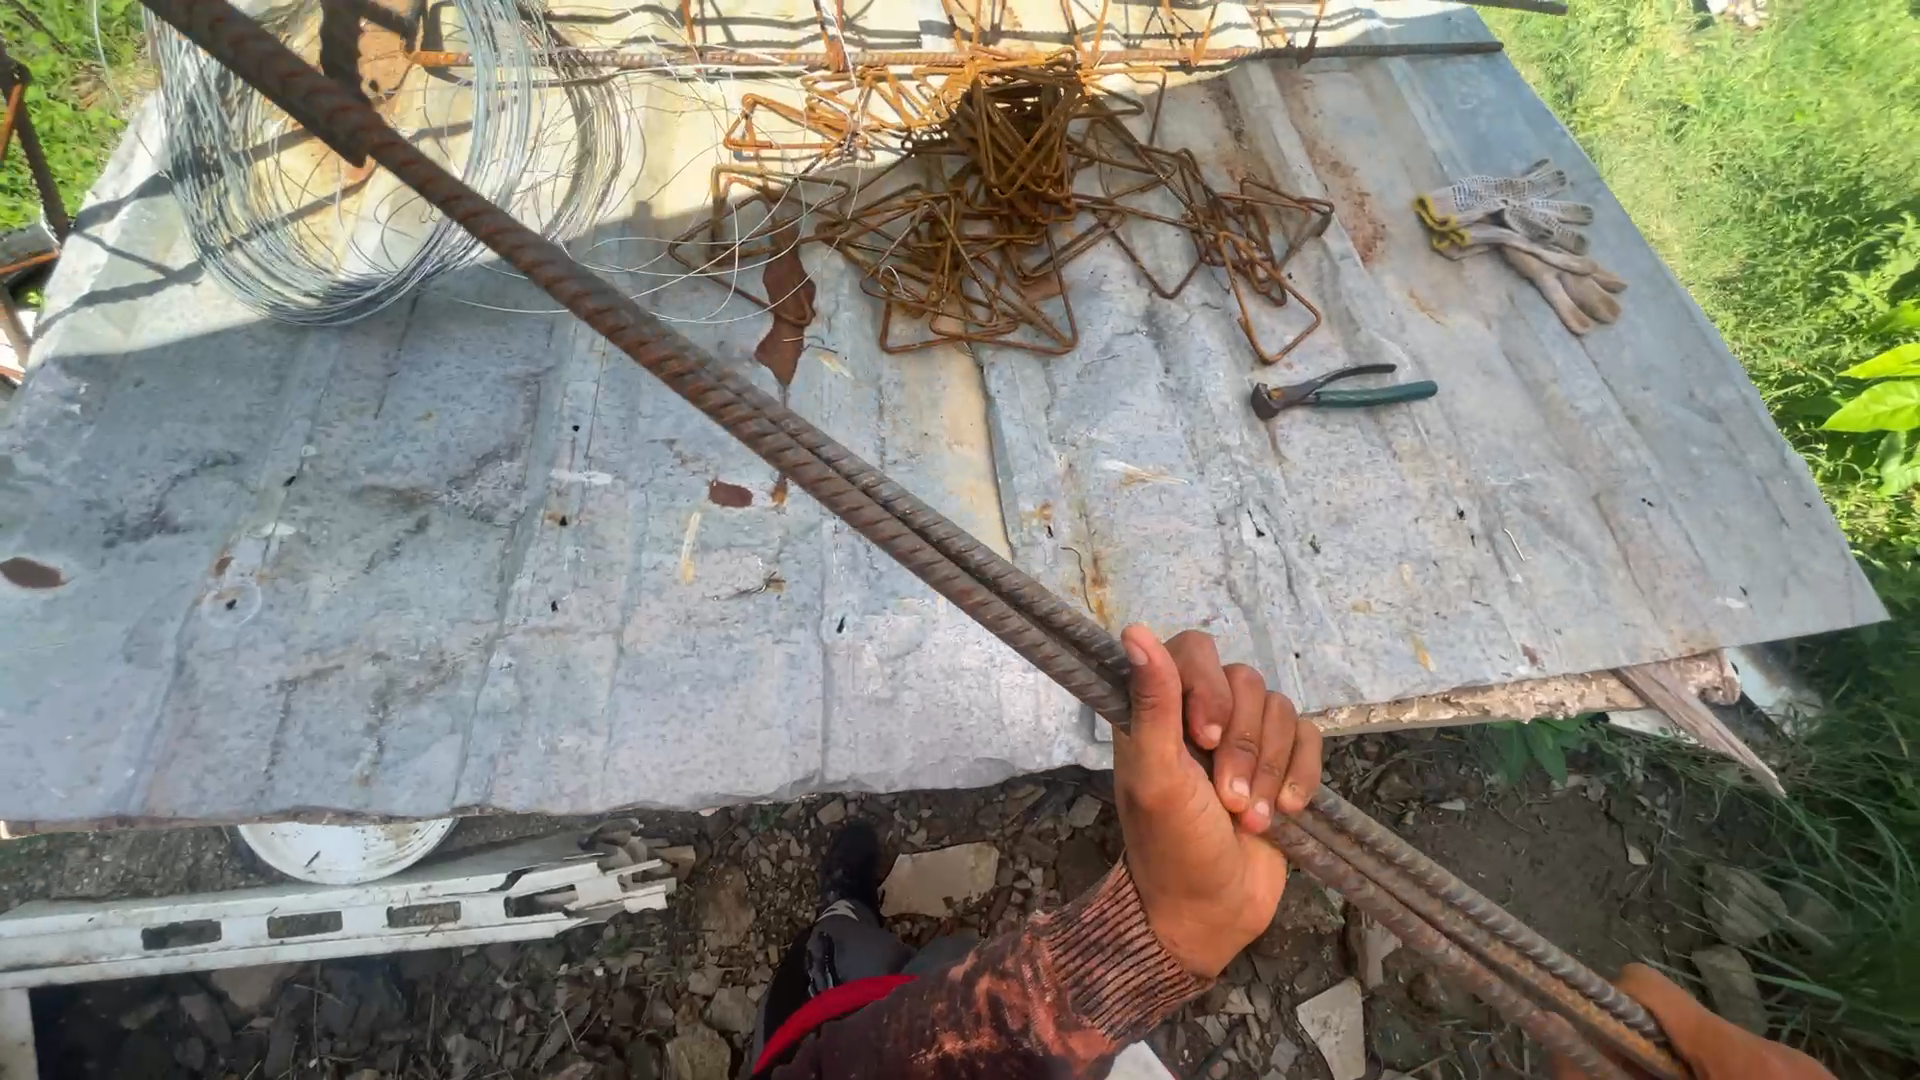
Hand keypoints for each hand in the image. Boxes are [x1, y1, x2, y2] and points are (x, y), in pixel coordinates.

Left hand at [1112, 625, 1322, 977]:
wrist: (1214, 909)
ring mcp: (1246, 736)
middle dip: (1243, 745)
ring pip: (1280, 708)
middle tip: (1226, 796)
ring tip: (1249, 815)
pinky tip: (1287, 812)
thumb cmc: (1172, 841)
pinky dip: (1302, 774)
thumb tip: (1133, 629)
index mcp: (1160, 707)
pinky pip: (1311, 737)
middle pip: (1245, 679)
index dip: (1208, 686)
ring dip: (1269, 768)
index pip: (1194, 650)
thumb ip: (1151, 701)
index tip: (1202, 737)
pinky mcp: (1284, 762)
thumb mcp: (1156, 772)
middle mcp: (1202, 712)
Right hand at [1550, 964, 1834, 1079]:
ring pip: (1715, 1045)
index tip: (1603, 1042)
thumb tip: (1552, 1028)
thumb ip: (1600, 1074)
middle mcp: (1778, 1051)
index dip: (1611, 1004)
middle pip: (1680, 1020)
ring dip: (1692, 1069)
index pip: (1645, 984)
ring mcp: (1808, 1070)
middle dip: (1654, 1051)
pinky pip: (1752, 1066)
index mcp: (1739, 1055)